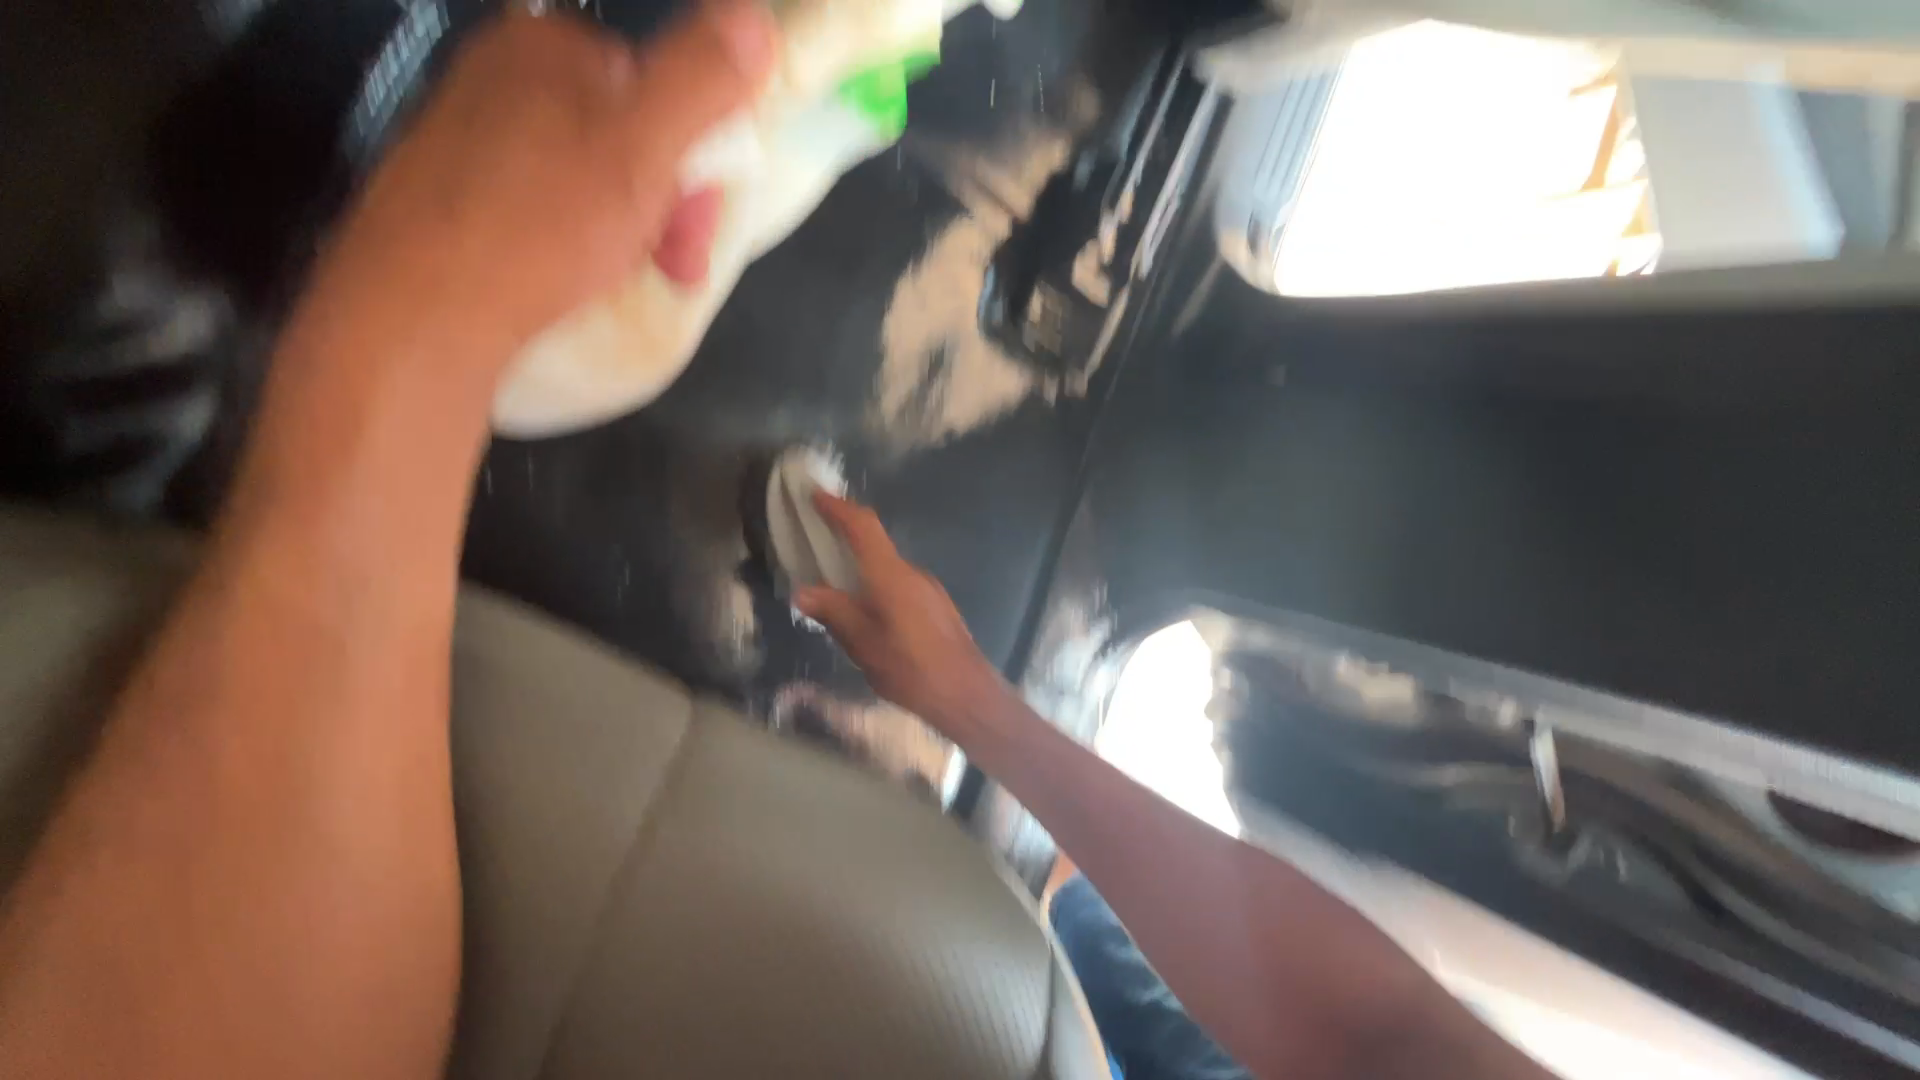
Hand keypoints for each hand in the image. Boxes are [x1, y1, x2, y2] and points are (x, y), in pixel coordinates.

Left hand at [289, 1, 775, 382]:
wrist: (425, 308)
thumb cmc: (542, 226)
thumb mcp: (641, 149)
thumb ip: (700, 81)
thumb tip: (755, 19)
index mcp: (551, 47)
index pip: (663, 90)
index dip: (698, 165)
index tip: (698, 228)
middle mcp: (507, 73)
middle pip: (629, 134)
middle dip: (667, 203)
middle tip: (676, 265)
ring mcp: (476, 128)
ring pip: (593, 174)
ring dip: (634, 227)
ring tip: (632, 274)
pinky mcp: (457, 185)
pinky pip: (549, 201)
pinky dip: (583, 237)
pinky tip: (582, 272)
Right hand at [795, 493, 1009, 730]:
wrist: (966, 694)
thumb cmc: (911, 668)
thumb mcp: (863, 644)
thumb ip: (834, 613)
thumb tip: (803, 593)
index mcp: (891, 575)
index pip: (863, 527)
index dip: (839, 508)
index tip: (817, 495)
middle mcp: (913, 573)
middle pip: (876, 547)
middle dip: (846, 542)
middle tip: (817, 548)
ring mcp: (930, 590)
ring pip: (889, 570)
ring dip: (863, 572)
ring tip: (837, 592)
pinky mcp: (938, 608)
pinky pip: (901, 587)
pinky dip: (879, 589)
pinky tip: (869, 617)